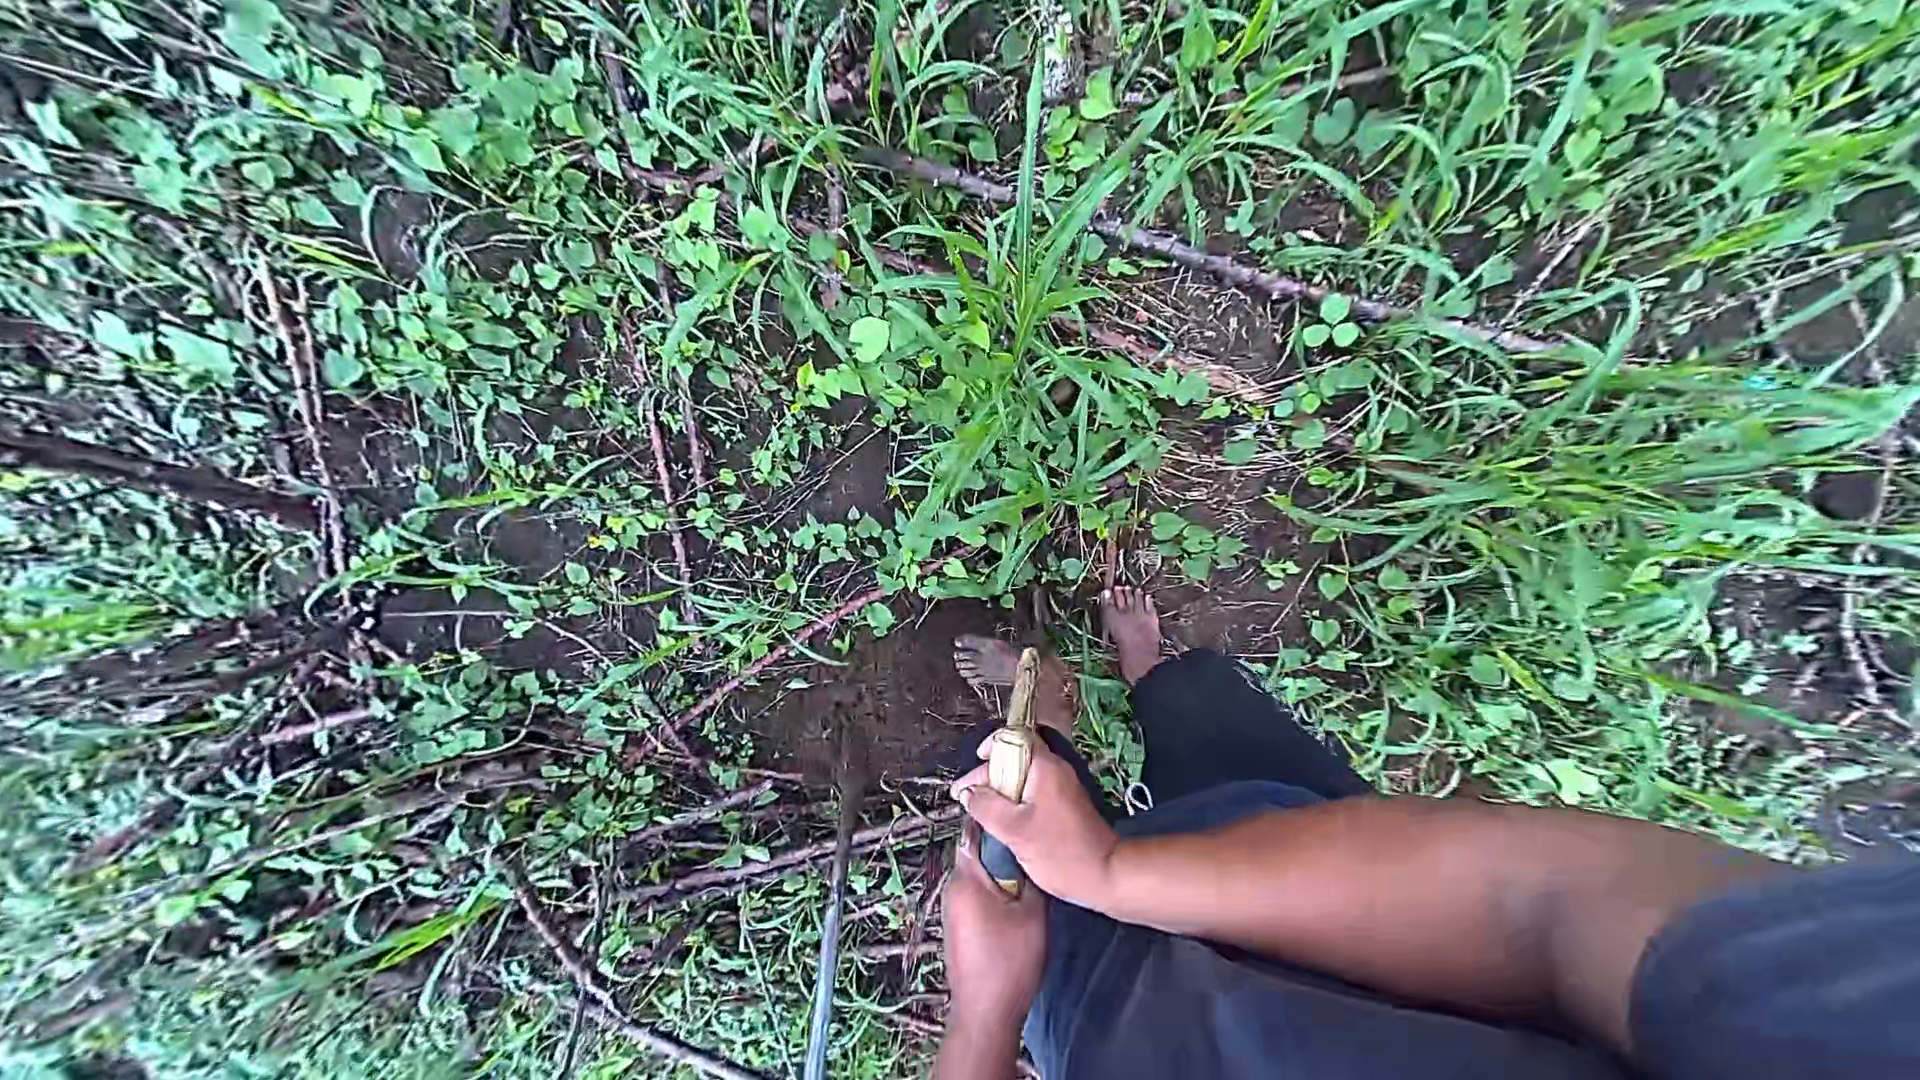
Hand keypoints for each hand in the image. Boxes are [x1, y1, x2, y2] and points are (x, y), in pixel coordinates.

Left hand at [942, 821, 1048, 1034]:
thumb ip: (1032, 879)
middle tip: (1027, 852)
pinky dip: (990, 894)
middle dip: (999, 852)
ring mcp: (951, 909)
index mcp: (965, 880)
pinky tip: (1011, 906)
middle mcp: (952, 889)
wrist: (986, 1016)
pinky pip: (973, 896)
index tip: (1017, 817)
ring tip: (1023, 879)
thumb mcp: (1034, 915)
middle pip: (975, 854)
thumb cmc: (1009, 964)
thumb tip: (1032, 857)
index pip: (974, 833)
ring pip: (976, 876)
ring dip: (996, 875)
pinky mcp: (956, 926)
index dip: (996, 824)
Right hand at [950, 738, 1120, 908]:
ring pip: (1022, 776)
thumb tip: (967, 793)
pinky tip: (1002, 819)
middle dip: (989, 774)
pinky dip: (1014, 800)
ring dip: (1000, 790)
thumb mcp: (1014, 830)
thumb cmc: (1061, 853)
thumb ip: (986, 807)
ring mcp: (1061, 786)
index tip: (975, 763)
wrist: (1106, 877)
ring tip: (980, 809)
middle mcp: (1054, 769)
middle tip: (968, 796)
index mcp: (1044, 767)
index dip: (991, 746)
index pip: (1014, 737)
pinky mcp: (1063, 803)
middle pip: (1015, 757)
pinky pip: (1032, 791)